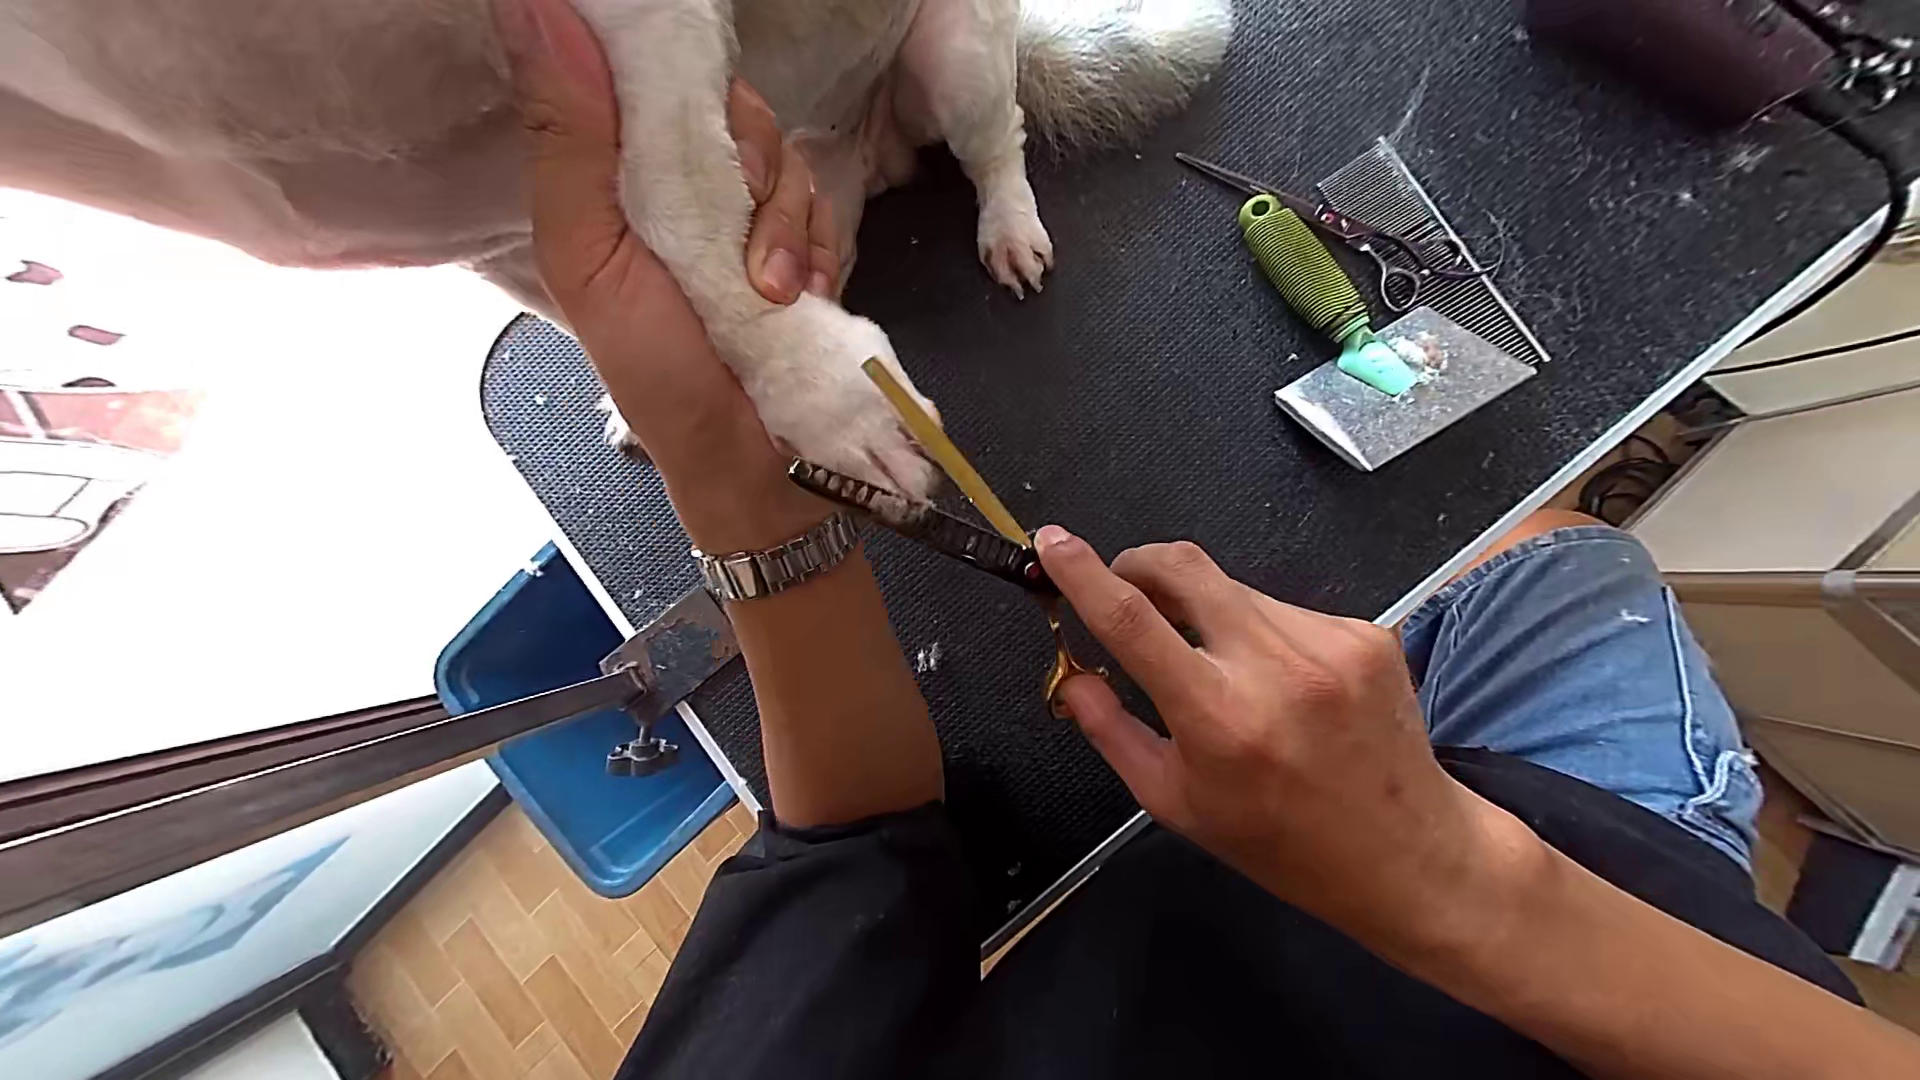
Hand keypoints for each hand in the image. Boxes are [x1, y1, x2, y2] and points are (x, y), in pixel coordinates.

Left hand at [497, 0, 844, 549]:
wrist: (749, 463)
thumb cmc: (660, 377)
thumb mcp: (591, 267)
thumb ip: (568, 149)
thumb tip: (535, 5)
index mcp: (627, 189)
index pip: (660, 85)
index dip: (684, 86)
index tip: (698, 134)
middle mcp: (696, 201)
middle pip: (741, 119)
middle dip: (753, 170)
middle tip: (745, 249)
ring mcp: (760, 235)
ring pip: (794, 169)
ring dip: (791, 230)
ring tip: (780, 296)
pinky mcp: (811, 266)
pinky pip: (831, 219)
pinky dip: (824, 253)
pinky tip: (810, 299)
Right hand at [1034, 526, 1529, 944]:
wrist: (1413, 856)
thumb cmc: (1278, 841)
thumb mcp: (1172, 801)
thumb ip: (1109, 729)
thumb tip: (1072, 674)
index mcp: (1217, 718)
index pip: (1131, 619)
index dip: (1082, 572)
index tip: (1052, 540)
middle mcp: (1275, 668)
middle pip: (1182, 567)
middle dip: (1137, 563)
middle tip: (1123, 587)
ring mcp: (1328, 642)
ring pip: (1227, 585)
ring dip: (1196, 603)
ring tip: (1211, 657)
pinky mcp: (1363, 631)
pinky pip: (1274, 603)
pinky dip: (1248, 623)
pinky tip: (1270, 672)